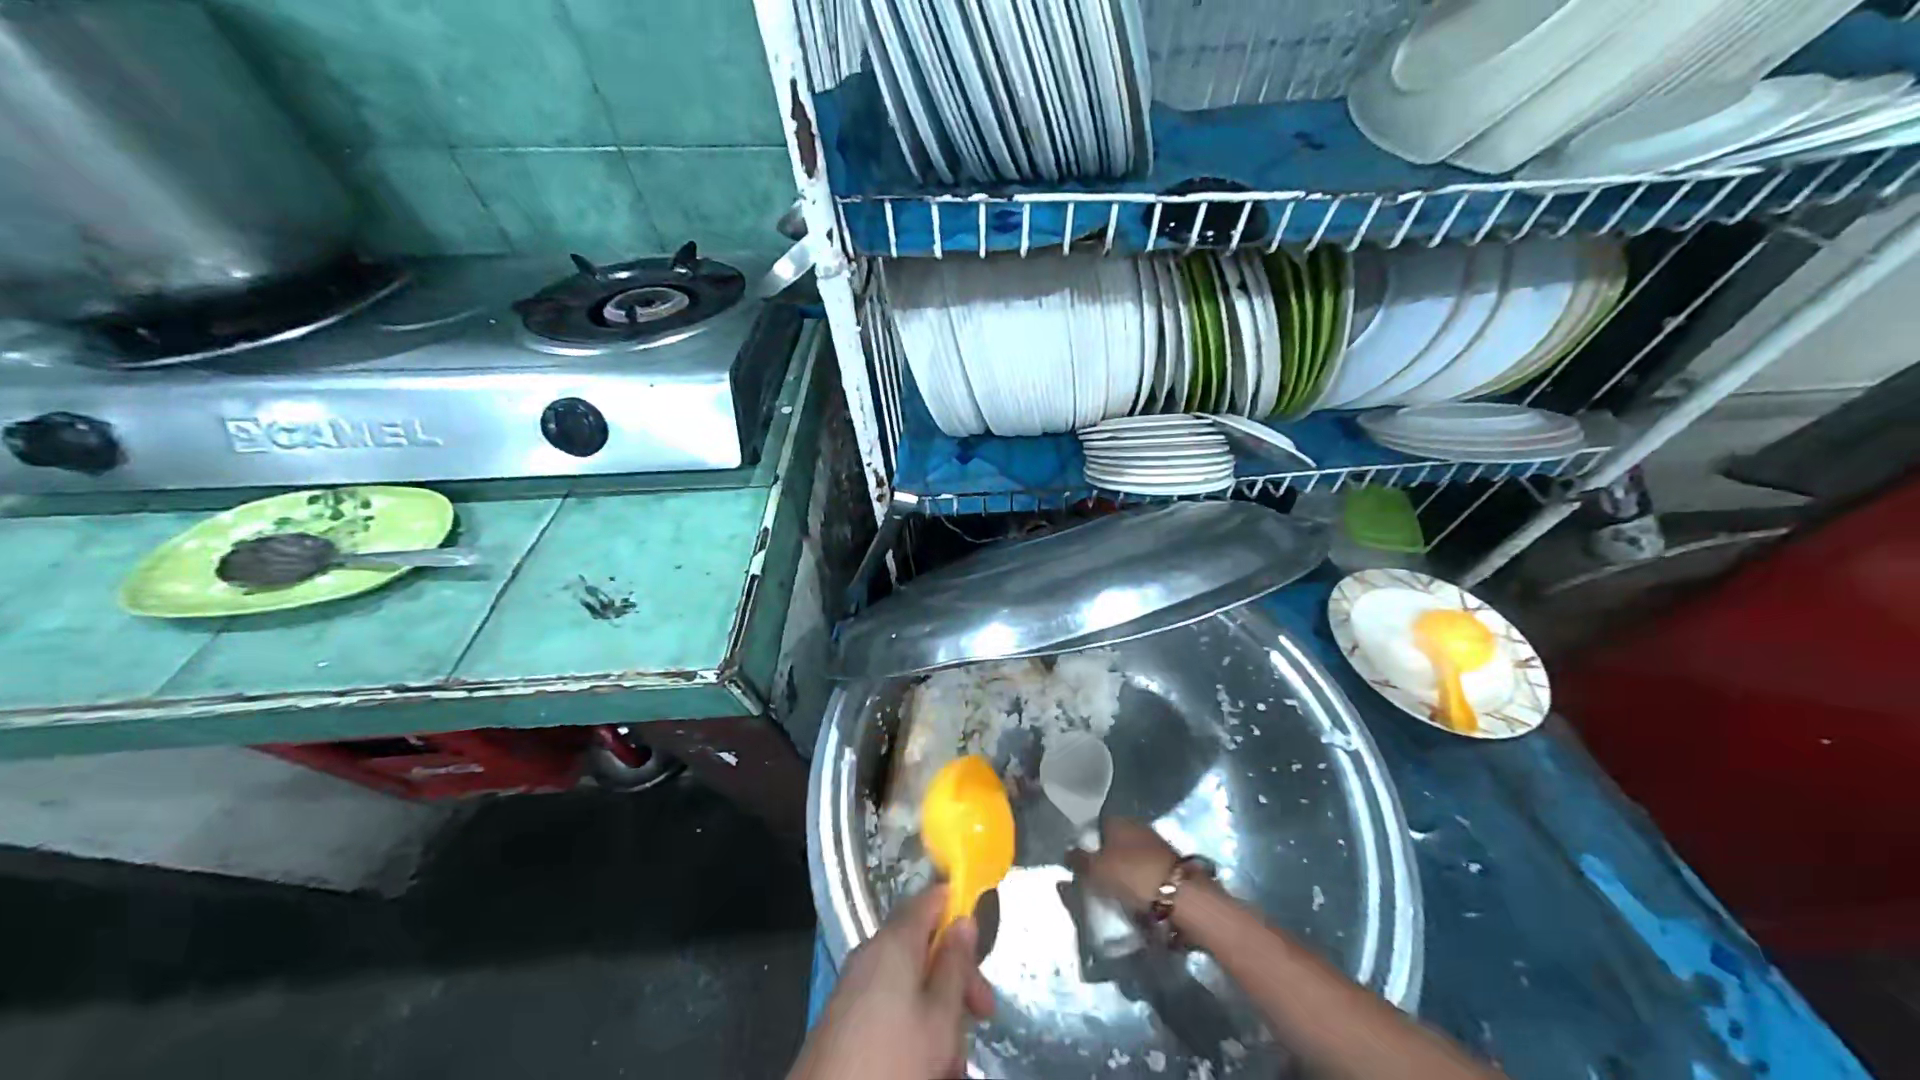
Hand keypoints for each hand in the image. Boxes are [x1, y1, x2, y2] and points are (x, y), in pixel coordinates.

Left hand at [787, 885, 994, 1079]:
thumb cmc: (894, 1058)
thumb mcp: (941, 1016)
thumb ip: (955, 965)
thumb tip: (964, 920)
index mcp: (895, 941)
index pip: (930, 899)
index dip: (959, 911)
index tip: (981, 944)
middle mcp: (872, 953)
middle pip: (924, 947)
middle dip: (956, 977)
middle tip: (982, 1012)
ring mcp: (856, 984)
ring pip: (911, 983)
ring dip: (938, 1012)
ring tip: (951, 1055)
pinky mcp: (847, 1016)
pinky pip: (891, 1005)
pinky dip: (913, 1026)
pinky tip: (925, 1060)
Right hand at [1068, 817, 1180, 912]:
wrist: (1182, 896)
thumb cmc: (1132, 876)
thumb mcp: (1096, 870)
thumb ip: (1078, 861)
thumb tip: (1066, 852)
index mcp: (1117, 820)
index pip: (1096, 825)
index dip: (1087, 844)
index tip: (1081, 863)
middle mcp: (1137, 825)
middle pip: (1114, 840)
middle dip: (1106, 856)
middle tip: (1096, 879)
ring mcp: (1156, 843)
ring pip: (1131, 854)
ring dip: (1124, 868)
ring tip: (1115, 890)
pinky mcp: (1170, 863)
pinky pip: (1146, 868)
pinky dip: (1139, 879)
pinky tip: (1135, 893)